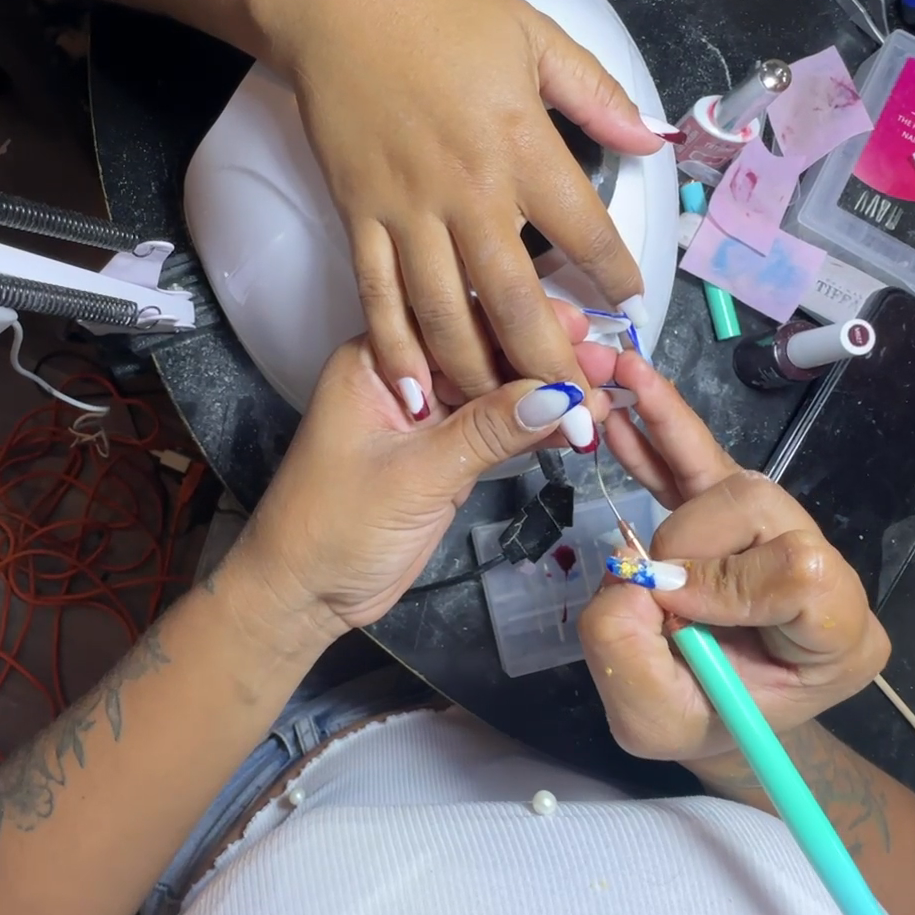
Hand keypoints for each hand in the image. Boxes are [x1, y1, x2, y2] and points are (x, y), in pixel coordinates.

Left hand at [223, 304, 617, 642]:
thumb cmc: (336, 525)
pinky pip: (496, 431)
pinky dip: (533, 430)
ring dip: (547, 396)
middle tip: (607, 361)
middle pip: (483, 353)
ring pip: (496, 392)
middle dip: (543, 358)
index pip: (456, 321)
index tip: (579, 326)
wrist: (307, 593)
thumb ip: (486, 431)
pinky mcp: (444, 454)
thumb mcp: (413, 474)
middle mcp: (403, 376)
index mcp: (378, 358)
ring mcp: (427, 416)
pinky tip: (576, 428)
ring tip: (605, 394)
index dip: (519, 323)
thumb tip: (561, 394)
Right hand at [256, 0, 664, 411]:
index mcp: (519, 145)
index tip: (630, 313)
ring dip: (476, 372)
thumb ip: (595, 92)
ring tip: (502, 415)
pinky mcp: (360, 221)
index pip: (584, 230)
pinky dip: (395, 349)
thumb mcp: (534, 35)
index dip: (615, 279)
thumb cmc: (439, 13)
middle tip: (573, 415)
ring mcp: (406, 213)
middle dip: (548, 363)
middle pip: (514, 298)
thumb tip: (649, 139)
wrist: (337, 2)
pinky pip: (377, 297)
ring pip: (443, 312)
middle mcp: (466, 192)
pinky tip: (416, 392)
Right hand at [580, 352, 889, 768]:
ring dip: (667, 436)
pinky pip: (699, 465)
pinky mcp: (737, 514)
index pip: (804, 574)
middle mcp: (824, 574)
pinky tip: (622, 407)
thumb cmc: (694, 724)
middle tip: (646, 578)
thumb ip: (629, 653)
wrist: (712, 714)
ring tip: (617, 385)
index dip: (726, 580)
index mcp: (837, 639)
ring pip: (729, 472)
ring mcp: (783, 534)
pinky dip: (659, 437)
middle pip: (760, 507)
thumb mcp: (652, 720)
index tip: (670, 607)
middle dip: (686, 533)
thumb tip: (627, 570)